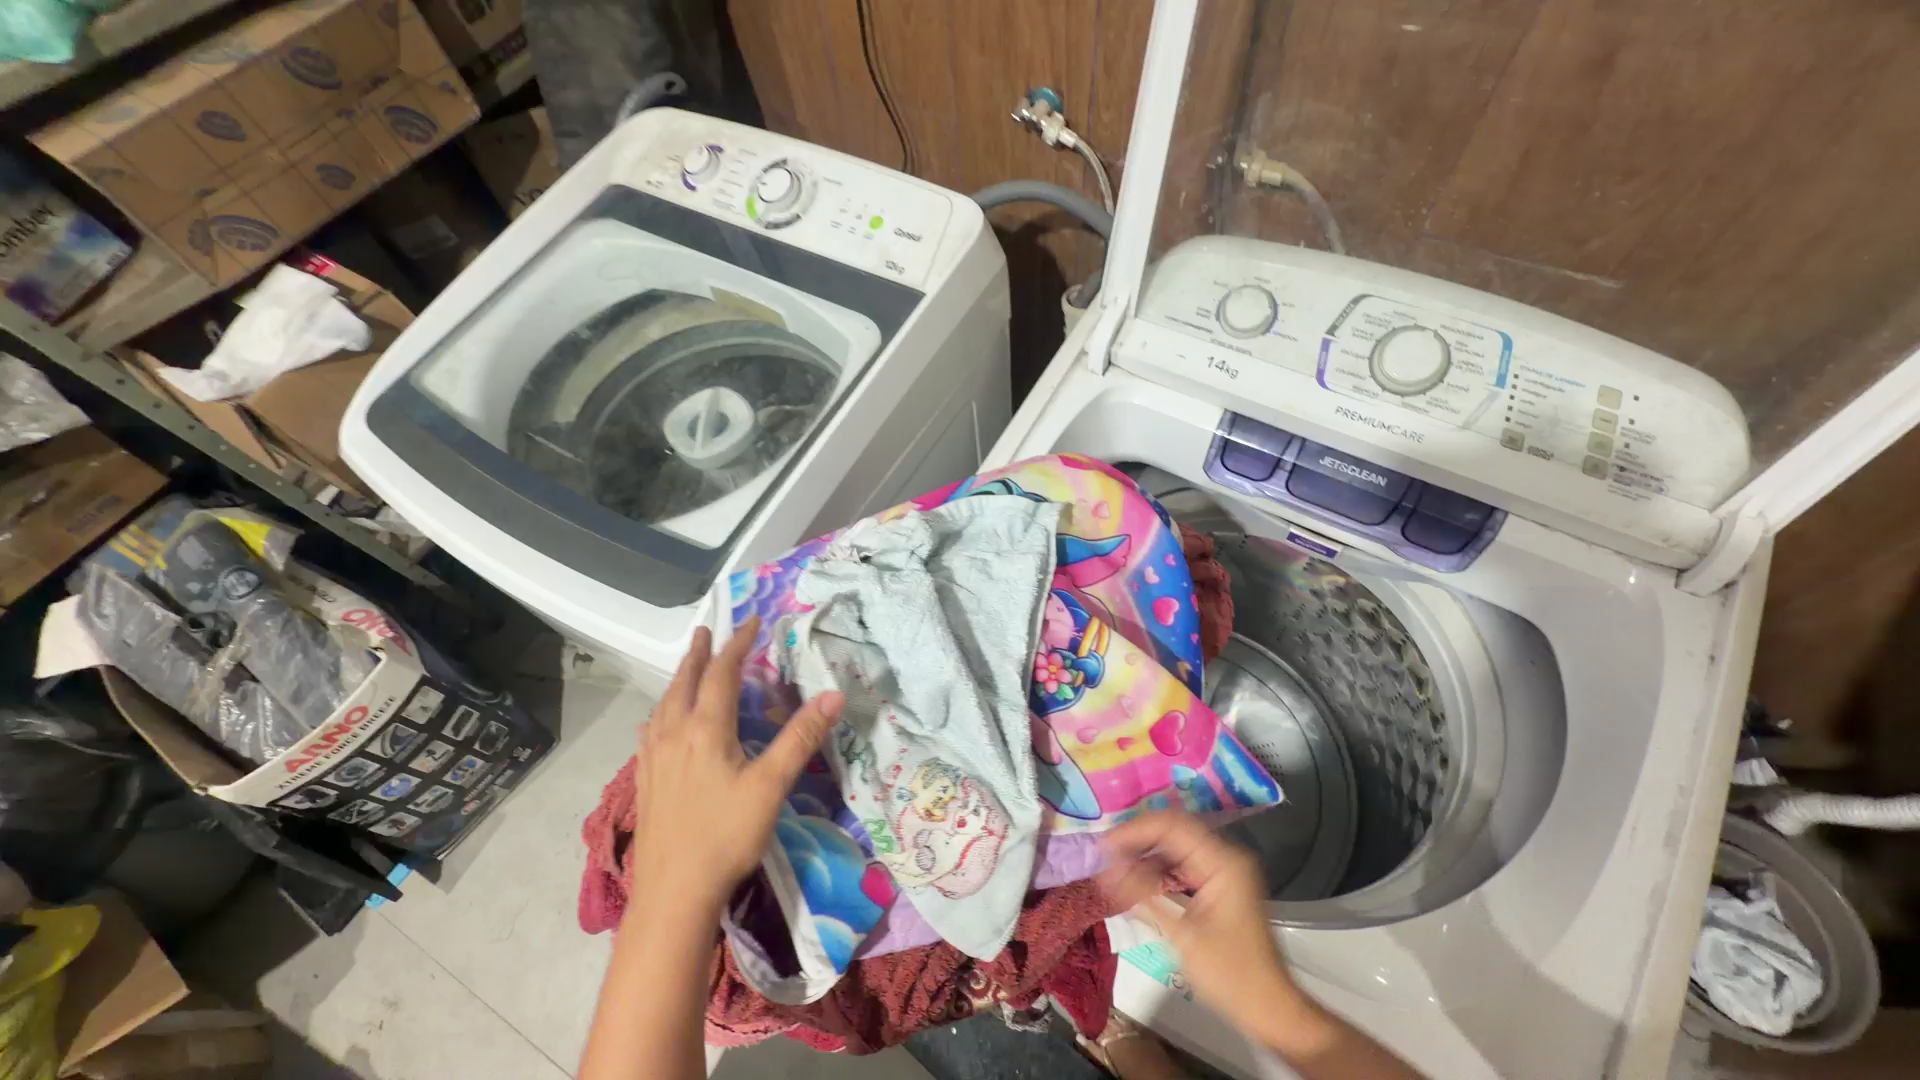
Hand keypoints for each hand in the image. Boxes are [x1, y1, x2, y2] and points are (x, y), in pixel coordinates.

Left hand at [628, 616, 844, 913]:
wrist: (673, 892)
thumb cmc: (726, 836)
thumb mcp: (771, 786)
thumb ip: (800, 739)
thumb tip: (833, 696)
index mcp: (705, 729)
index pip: (723, 674)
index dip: (738, 645)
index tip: (752, 621)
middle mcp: (674, 734)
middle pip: (686, 682)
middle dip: (700, 654)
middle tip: (707, 630)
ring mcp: (654, 758)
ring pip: (664, 704)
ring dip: (680, 678)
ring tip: (688, 666)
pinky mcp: (645, 781)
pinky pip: (651, 730)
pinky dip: (662, 711)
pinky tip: (659, 722)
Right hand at [1099, 811, 1309, 1039]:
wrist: (1268, 1007)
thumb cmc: (1230, 974)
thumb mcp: (1181, 934)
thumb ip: (1142, 894)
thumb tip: (1105, 867)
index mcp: (1222, 862)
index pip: (1171, 827)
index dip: (1134, 831)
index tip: (1102, 845)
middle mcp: (1224, 857)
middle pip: (1172, 832)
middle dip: (1136, 841)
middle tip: (1102, 854)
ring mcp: (1222, 870)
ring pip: (1175, 847)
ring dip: (1144, 855)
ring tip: (1111, 867)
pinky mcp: (1216, 885)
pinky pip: (1181, 865)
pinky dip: (1157, 870)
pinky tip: (1134, 881)